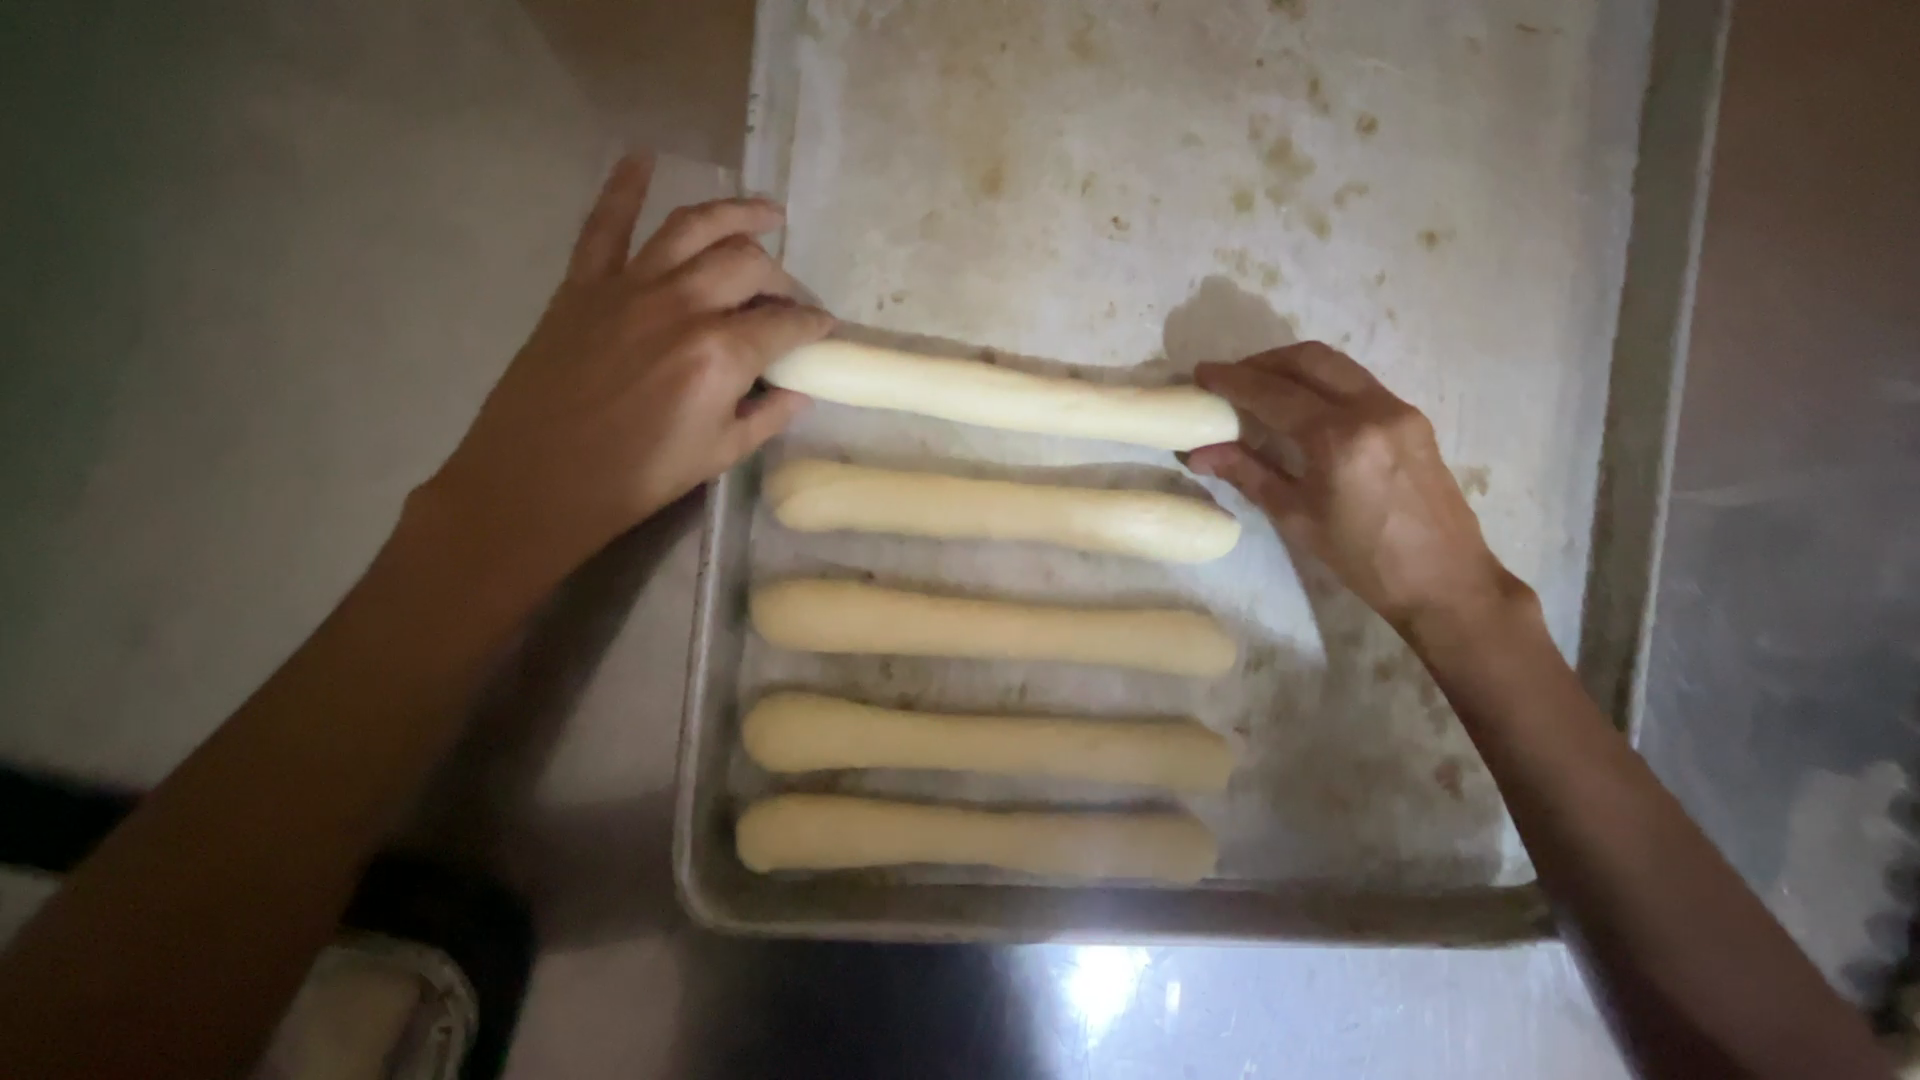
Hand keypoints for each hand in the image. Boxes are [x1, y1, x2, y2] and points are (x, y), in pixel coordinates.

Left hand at [417, 155, 833, 591]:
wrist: (538, 481)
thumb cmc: (636, 479)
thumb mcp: (718, 455)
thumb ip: (766, 416)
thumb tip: (798, 392)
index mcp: (720, 355)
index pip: (785, 324)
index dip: (813, 324)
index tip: (826, 327)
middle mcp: (682, 305)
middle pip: (747, 265)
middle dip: (781, 276)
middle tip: (788, 295)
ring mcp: (629, 287)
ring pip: (693, 227)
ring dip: (736, 211)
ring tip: (766, 210)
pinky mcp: (583, 285)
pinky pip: (605, 223)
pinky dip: (623, 185)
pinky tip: (642, 157)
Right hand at [1188, 342, 1524, 633]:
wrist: (1445, 580)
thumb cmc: (1363, 560)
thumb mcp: (1296, 518)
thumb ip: (1248, 473)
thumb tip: (1198, 453)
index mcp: (1339, 438)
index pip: (1274, 393)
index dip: (1232, 380)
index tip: (1201, 374)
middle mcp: (1372, 409)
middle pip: (1309, 359)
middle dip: (1262, 362)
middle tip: (1229, 378)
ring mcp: (1398, 409)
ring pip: (1337, 365)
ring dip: (1293, 367)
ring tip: (1260, 388)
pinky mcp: (1412, 419)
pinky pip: (1358, 383)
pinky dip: (1322, 383)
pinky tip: (1302, 407)